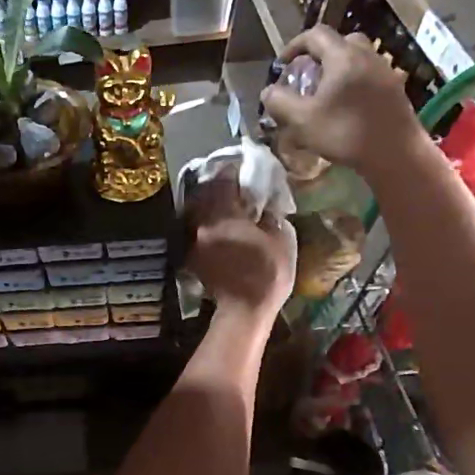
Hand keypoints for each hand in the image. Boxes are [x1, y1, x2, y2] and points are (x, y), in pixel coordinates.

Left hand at [186, 178, 296, 317]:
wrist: (245, 308)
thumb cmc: (268, 272)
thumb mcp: (281, 237)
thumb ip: (270, 213)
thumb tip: (265, 202)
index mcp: (223, 215)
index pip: (222, 182)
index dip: (231, 171)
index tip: (240, 166)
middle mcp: (202, 224)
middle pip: (205, 196)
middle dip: (216, 187)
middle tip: (230, 182)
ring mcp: (194, 241)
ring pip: (198, 213)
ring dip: (209, 205)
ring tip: (224, 203)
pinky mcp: (192, 256)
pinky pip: (197, 231)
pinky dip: (207, 224)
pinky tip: (219, 226)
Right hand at [260, 26, 427, 174]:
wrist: (394, 152)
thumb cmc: (344, 133)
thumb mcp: (301, 120)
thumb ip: (279, 101)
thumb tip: (268, 91)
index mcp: (342, 57)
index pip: (315, 35)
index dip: (293, 46)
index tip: (281, 66)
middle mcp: (366, 56)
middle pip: (339, 42)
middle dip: (318, 55)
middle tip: (305, 76)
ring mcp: (383, 70)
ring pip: (356, 57)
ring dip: (336, 67)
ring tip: (323, 91)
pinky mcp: (393, 87)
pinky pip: (367, 73)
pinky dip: (352, 80)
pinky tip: (344, 104)